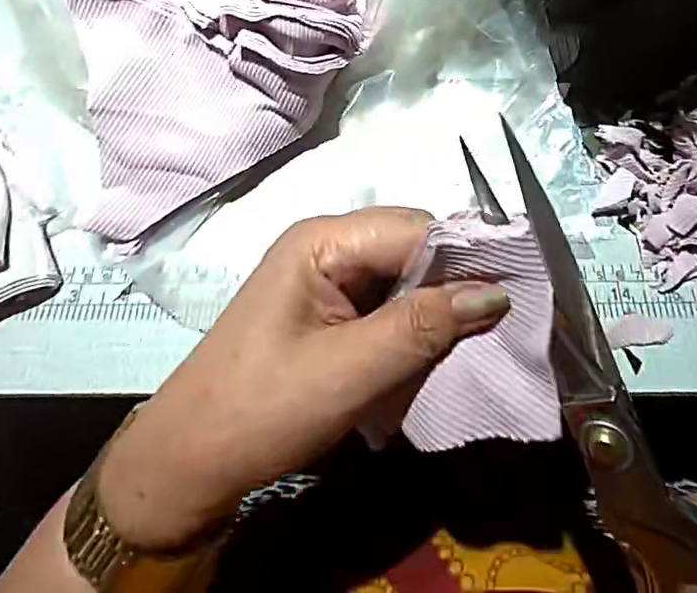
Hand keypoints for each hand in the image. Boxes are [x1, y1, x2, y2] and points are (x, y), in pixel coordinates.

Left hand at [96, 207, 510, 549]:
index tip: (510, 291)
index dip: (464, 256)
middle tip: (492, 321)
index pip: (415, 229)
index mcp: (323, 240)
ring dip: (437, 306)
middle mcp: (330, 244)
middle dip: (453, 282)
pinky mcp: (335, 305)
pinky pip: (392, 299)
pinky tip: (433, 347)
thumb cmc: (258, 411)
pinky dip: (417, 322)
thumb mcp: (348, 371)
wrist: (186, 466)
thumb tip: (496, 294)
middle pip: (415, 246)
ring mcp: (331, 274)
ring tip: (468, 337)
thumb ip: (422, 327)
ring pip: (408, 274)